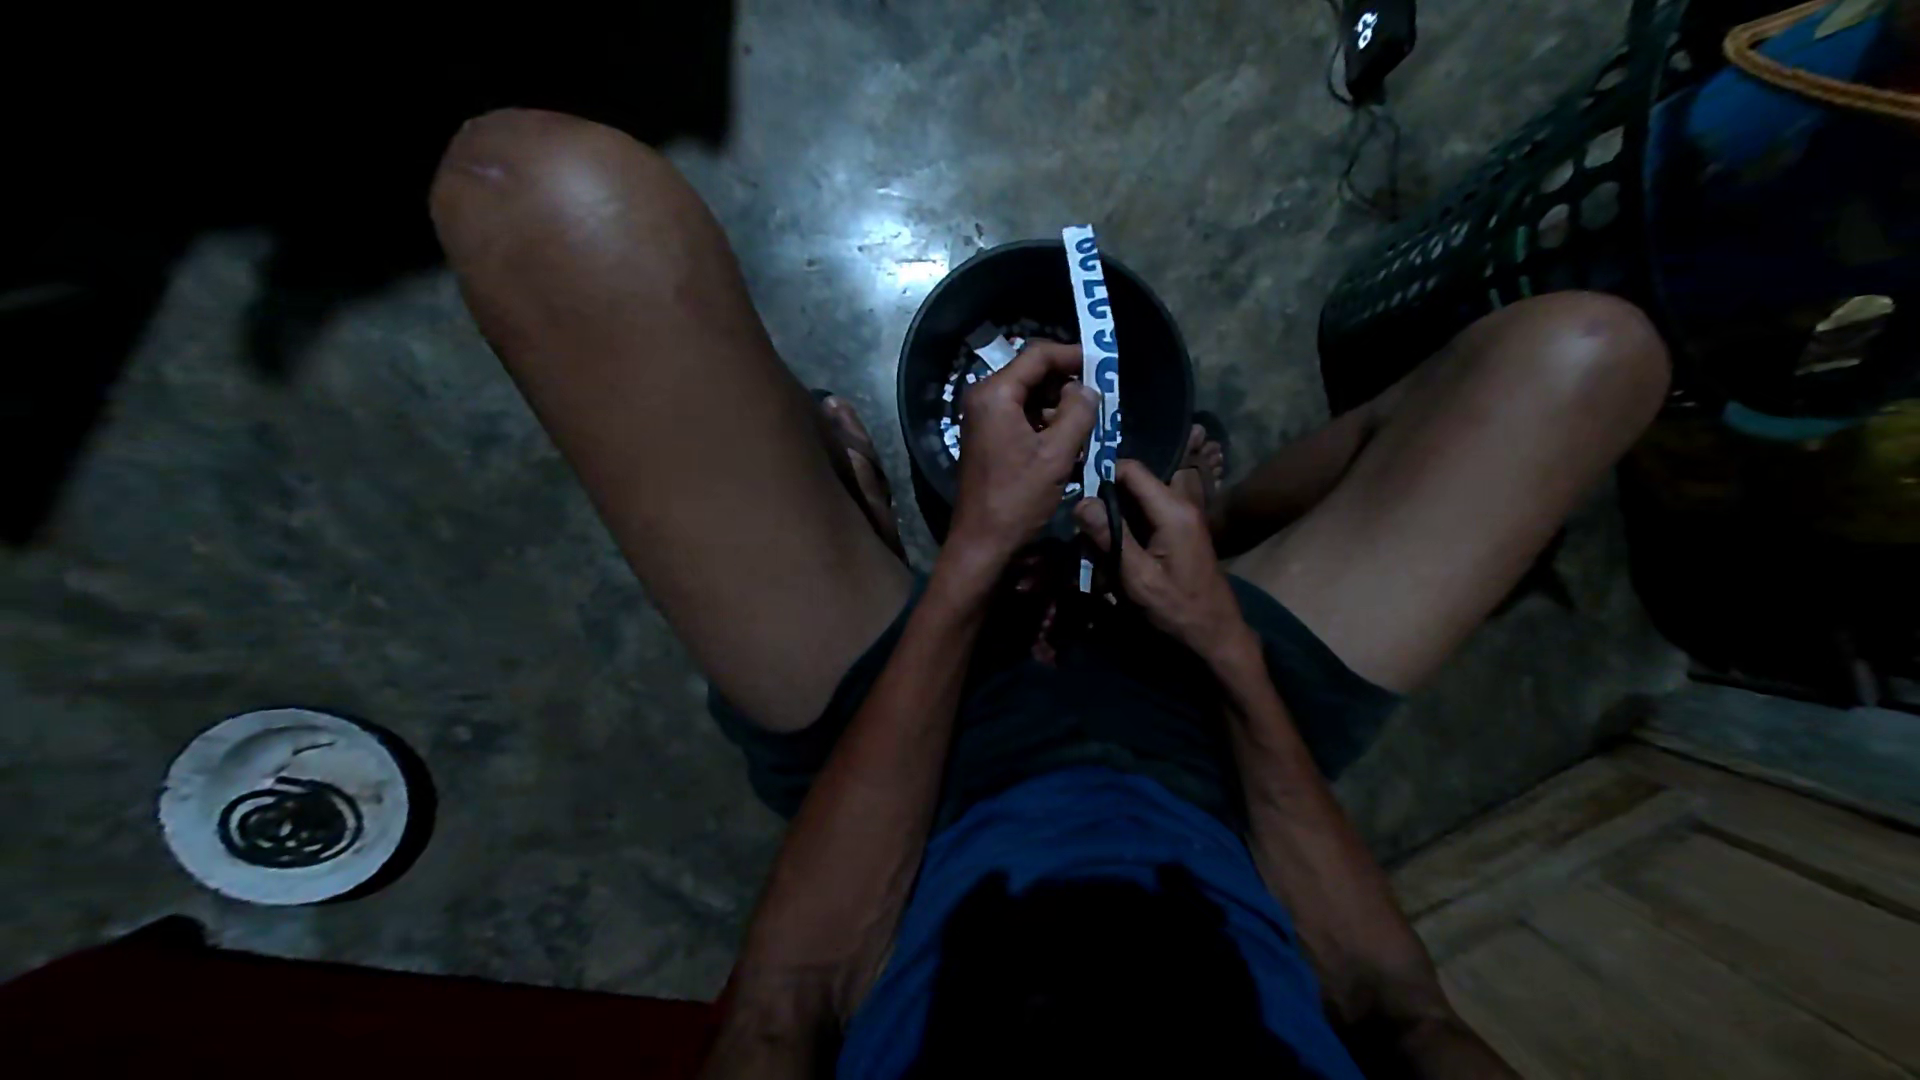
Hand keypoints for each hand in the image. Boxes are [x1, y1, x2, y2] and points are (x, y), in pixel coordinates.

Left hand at [948, 340, 1099, 563]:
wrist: (982, 542)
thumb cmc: (1017, 498)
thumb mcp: (1057, 455)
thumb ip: (1077, 414)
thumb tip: (1087, 389)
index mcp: (996, 394)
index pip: (1038, 355)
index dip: (1073, 356)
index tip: (1103, 366)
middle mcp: (984, 399)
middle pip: (1033, 375)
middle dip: (1067, 386)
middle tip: (1099, 401)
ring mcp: (983, 420)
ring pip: (1030, 399)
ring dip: (1059, 409)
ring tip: (1088, 428)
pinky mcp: (988, 439)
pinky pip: (1021, 419)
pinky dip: (1045, 426)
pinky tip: (1068, 445)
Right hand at [1074, 459, 1254, 664]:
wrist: (1214, 632)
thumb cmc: (1177, 607)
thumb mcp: (1137, 575)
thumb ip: (1110, 536)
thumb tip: (1081, 502)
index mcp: (1172, 510)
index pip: (1131, 470)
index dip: (1101, 474)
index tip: (1075, 493)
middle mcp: (1178, 505)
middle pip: (1131, 485)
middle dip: (1102, 502)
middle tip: (1080, 527)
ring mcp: (1179, 518)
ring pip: (1134, 503)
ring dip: (1110, 520)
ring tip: (1092, 546)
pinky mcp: (1176, 531)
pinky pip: (1142, 518)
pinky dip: (1123, 531)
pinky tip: (1111, 555)